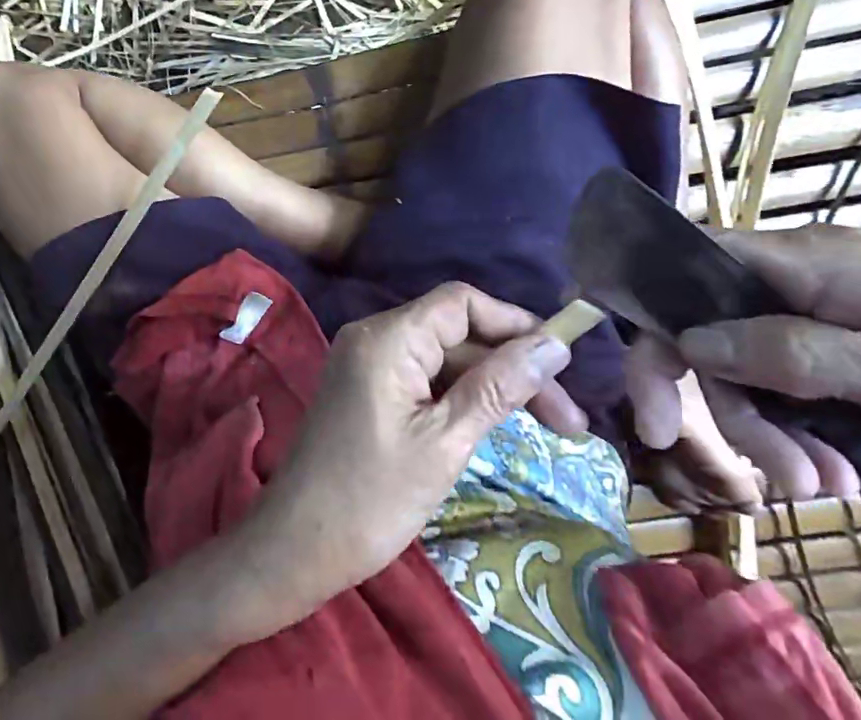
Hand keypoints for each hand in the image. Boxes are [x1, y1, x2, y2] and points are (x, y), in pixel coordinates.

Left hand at [239, 282, 573, 628]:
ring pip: (451, 360)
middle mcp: (378, 337)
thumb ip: (500, 386)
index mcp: (390, 338)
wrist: (292, 556)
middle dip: (515, 368)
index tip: (561, 357)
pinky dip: (466, 398)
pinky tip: (501, 422)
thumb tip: (555, 345)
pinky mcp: (373, 391)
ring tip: (552, 426)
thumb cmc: (370, 502)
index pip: (464, 303)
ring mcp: (373, 364)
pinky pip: (430, 379)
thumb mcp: (446, 442)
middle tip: (568, 418)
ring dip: (497, 387)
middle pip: (462, 334)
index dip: (516, 323)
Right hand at [626, 224, 860, 497]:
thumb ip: (804, 355)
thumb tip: (695, 339)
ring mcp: (828, 303)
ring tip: (832, 486)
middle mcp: (809, 271)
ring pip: (750, 359)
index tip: (657, 418)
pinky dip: (799, 425)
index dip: (654, 331)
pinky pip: (789, 375)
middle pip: (717, 329)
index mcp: (820, 261)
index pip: (694, 269)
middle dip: (734, 411)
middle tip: (791, 484)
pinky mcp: (846, 336)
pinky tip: (843, 467)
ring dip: (771, 429)